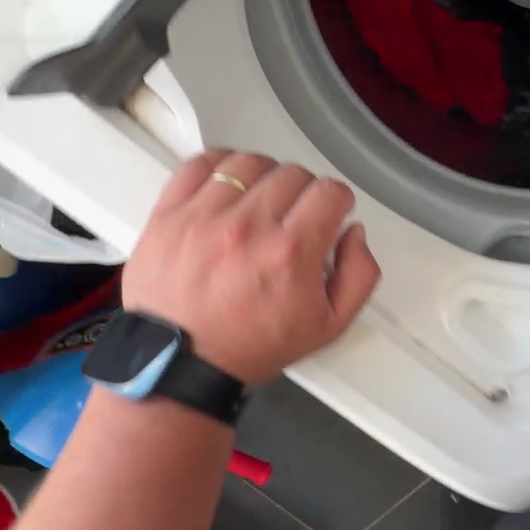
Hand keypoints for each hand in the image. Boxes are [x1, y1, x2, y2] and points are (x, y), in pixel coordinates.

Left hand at [122, 150, 380, 385]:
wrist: (181, 366)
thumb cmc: (250, 346)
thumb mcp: (329, 326)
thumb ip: (360, 275)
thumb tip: (354, 234)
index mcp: (290, 252)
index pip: (329, 191)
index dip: (337, 200)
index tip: (330, 209)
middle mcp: (248, 228)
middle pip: (293, 173)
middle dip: (304, 192)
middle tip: (295, 215)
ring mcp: (204, 217)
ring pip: (250, 162)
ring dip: (265, 176)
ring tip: (262, 200)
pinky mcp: (169, 215)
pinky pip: (199, 163)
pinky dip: (220, 165)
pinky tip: (228, 185)